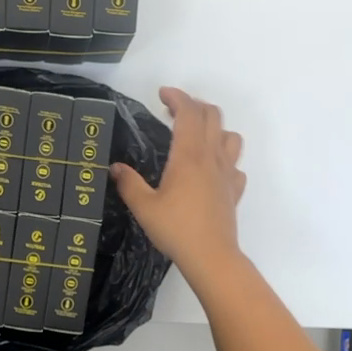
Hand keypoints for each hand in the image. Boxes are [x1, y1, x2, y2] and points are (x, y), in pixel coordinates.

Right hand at [112, 87, 246, 277]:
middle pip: (213, 116)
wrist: (210, 256)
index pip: (188, 112)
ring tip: (199, 136)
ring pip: (230, 136)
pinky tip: (214, 171)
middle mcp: (211, 157)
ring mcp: (227, 173)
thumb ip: (129, 184)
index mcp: (188, 154)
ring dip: (216, 128)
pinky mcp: (234, 191)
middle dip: (195, 106)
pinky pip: (236, 166)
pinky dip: (226, 160)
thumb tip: (116, 168)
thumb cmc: (176, 230)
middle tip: (176, 111)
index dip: (176, 97)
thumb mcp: (144, 208)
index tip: (162, 95)